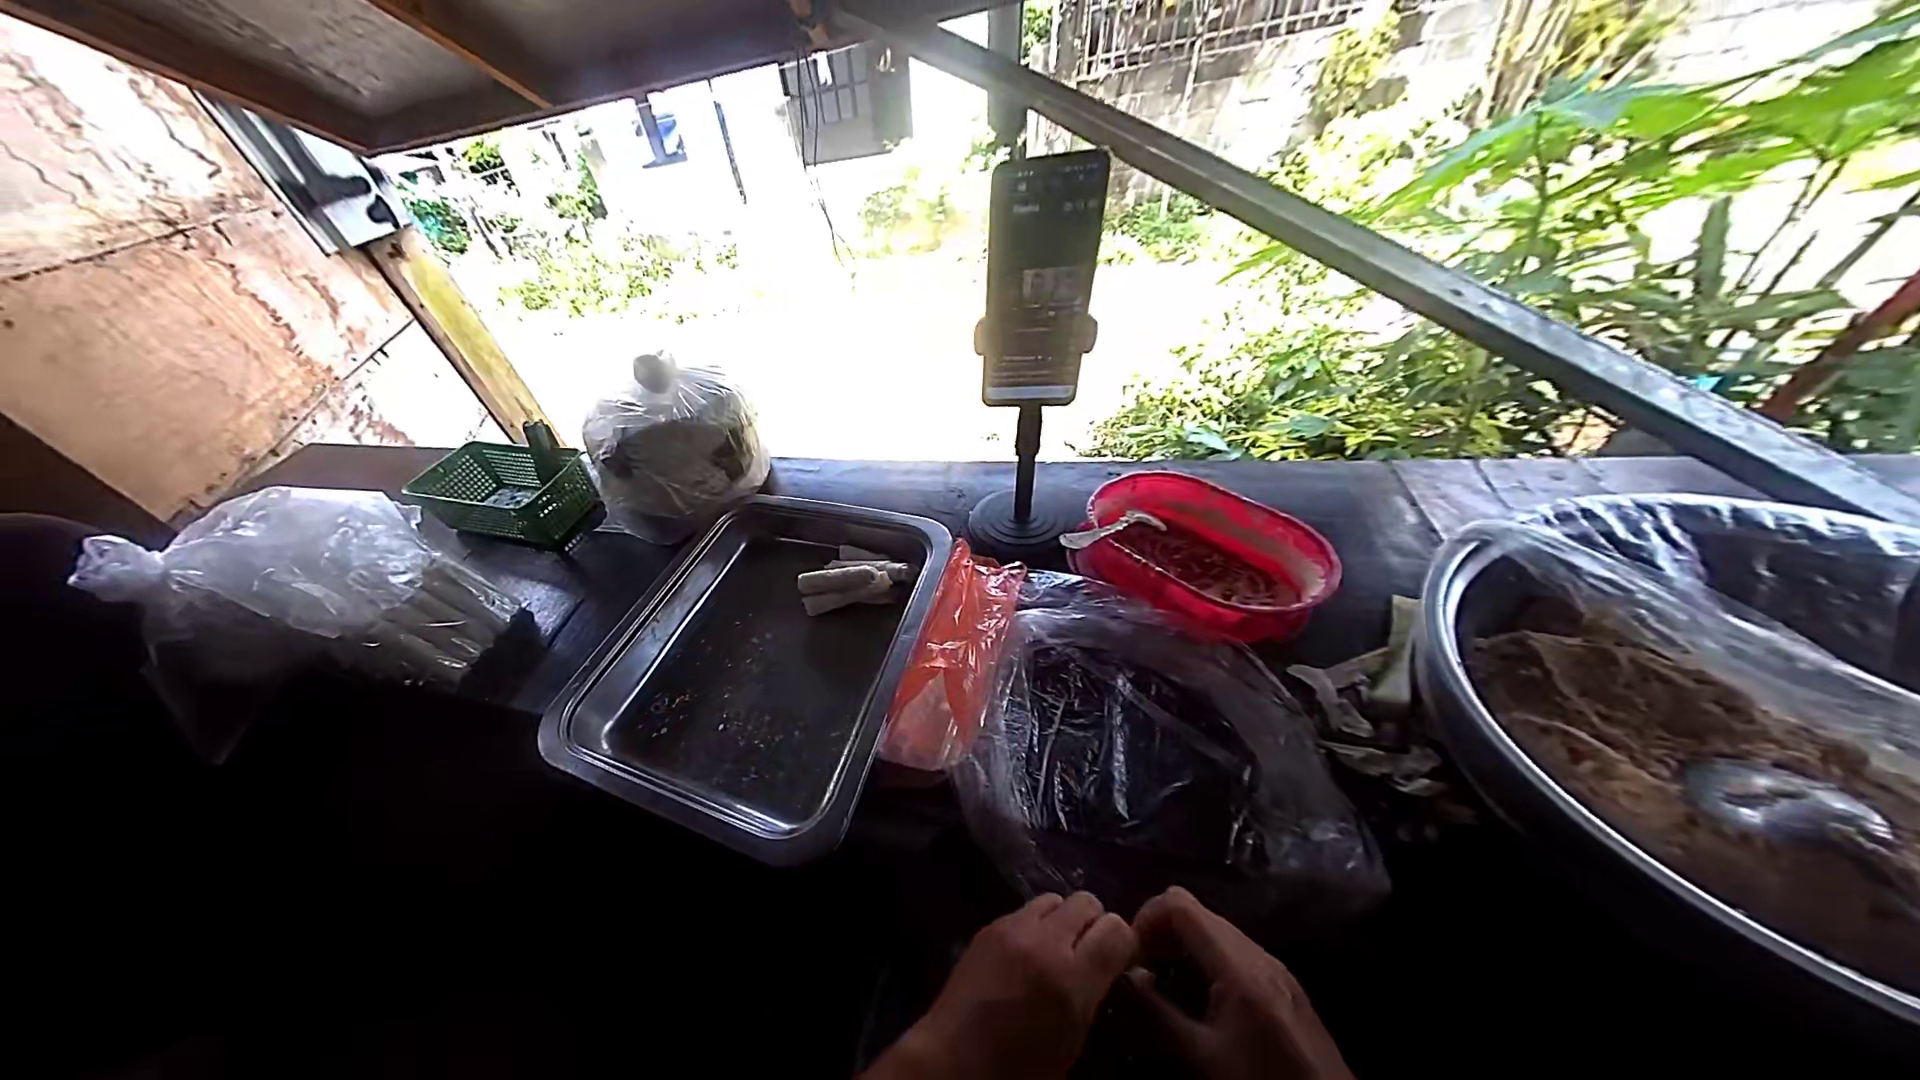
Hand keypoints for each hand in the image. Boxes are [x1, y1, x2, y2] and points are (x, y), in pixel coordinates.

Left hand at [863, 892, 1137, 1079]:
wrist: (951, 1065)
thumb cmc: (1020, 1071)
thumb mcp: (1073, 1041)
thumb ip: (1098, 995)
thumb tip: (1132, 971)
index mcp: (1069, 979)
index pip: (1116, 929)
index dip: (1122, 944)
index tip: (1118, 962)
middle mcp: (1043, 942)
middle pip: (1087, 901)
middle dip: (1093, 925)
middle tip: (1086, 955)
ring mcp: (1012, 928)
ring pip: (1054, 898)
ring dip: (1062, 920)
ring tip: (1055, 951)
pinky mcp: (988, 925)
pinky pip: (1024, 909)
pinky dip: (1034, 925)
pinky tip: (1025, 955)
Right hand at [1129, 887, 1353, 1079]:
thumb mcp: (1202, 1059)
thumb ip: (1157, 1012)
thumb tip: (1124, 975)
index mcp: (1239, 965)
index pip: (1179, 904)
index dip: (1145, 917)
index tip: (1128, 953)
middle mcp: (1258, 953)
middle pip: (1195, 910)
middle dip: (1159, 930)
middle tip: (1139, 966)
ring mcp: (1274, 965)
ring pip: (1213, 927)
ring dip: (1180, 942)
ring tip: (1160, 978)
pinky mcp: (1282, 982)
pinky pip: (1232, 948)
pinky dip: (1203, 956)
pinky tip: (1196, 992)